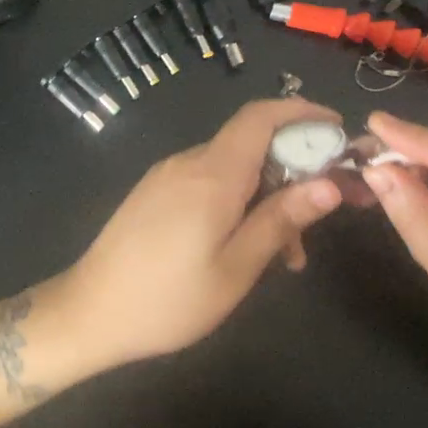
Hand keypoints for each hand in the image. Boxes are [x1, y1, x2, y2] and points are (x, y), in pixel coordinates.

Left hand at [51, 99, 345, 362]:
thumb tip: (329, 183)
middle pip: (250, 145)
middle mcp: (186, 164)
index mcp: (211, 175)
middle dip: (294, 171)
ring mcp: (164, 179)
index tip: (339, 133)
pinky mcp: (151, 197)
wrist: (88, 314)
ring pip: (230, 171)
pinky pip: (205, 186)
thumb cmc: (167, 300)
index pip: (260, 117)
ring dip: (266, 198)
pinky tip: (245, 249)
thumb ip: (280, 221)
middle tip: (325, 216)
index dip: (303, 113)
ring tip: (286, 257)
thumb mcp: (235, 268)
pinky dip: (236, 205)